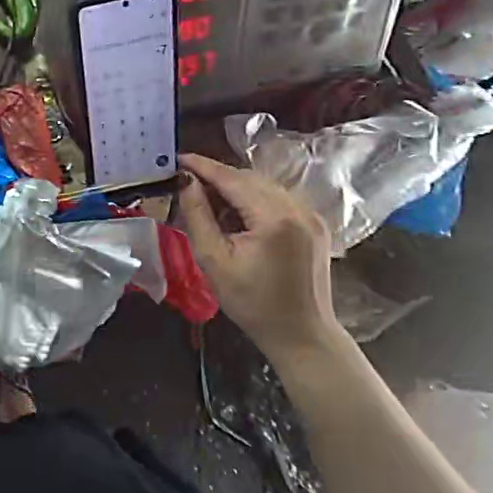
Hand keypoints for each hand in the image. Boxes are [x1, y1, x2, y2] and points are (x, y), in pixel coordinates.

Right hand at [177, 153, 339, 350]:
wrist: (300, 334)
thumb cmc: (251, 302)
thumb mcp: (214, 259)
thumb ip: (198, 215)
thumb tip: (186, 182)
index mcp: (275, 217)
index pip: (233, 179)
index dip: (203, 166)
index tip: (178, 158)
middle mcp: (298, 208)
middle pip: (250, 179)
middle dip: (218, 177)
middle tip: (187, 183)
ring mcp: (311, 216)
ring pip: (265, 187)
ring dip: (235, 189)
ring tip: (208, 201)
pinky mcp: (314, 226)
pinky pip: (278, 201)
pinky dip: (253, 200)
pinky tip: (236, 216)